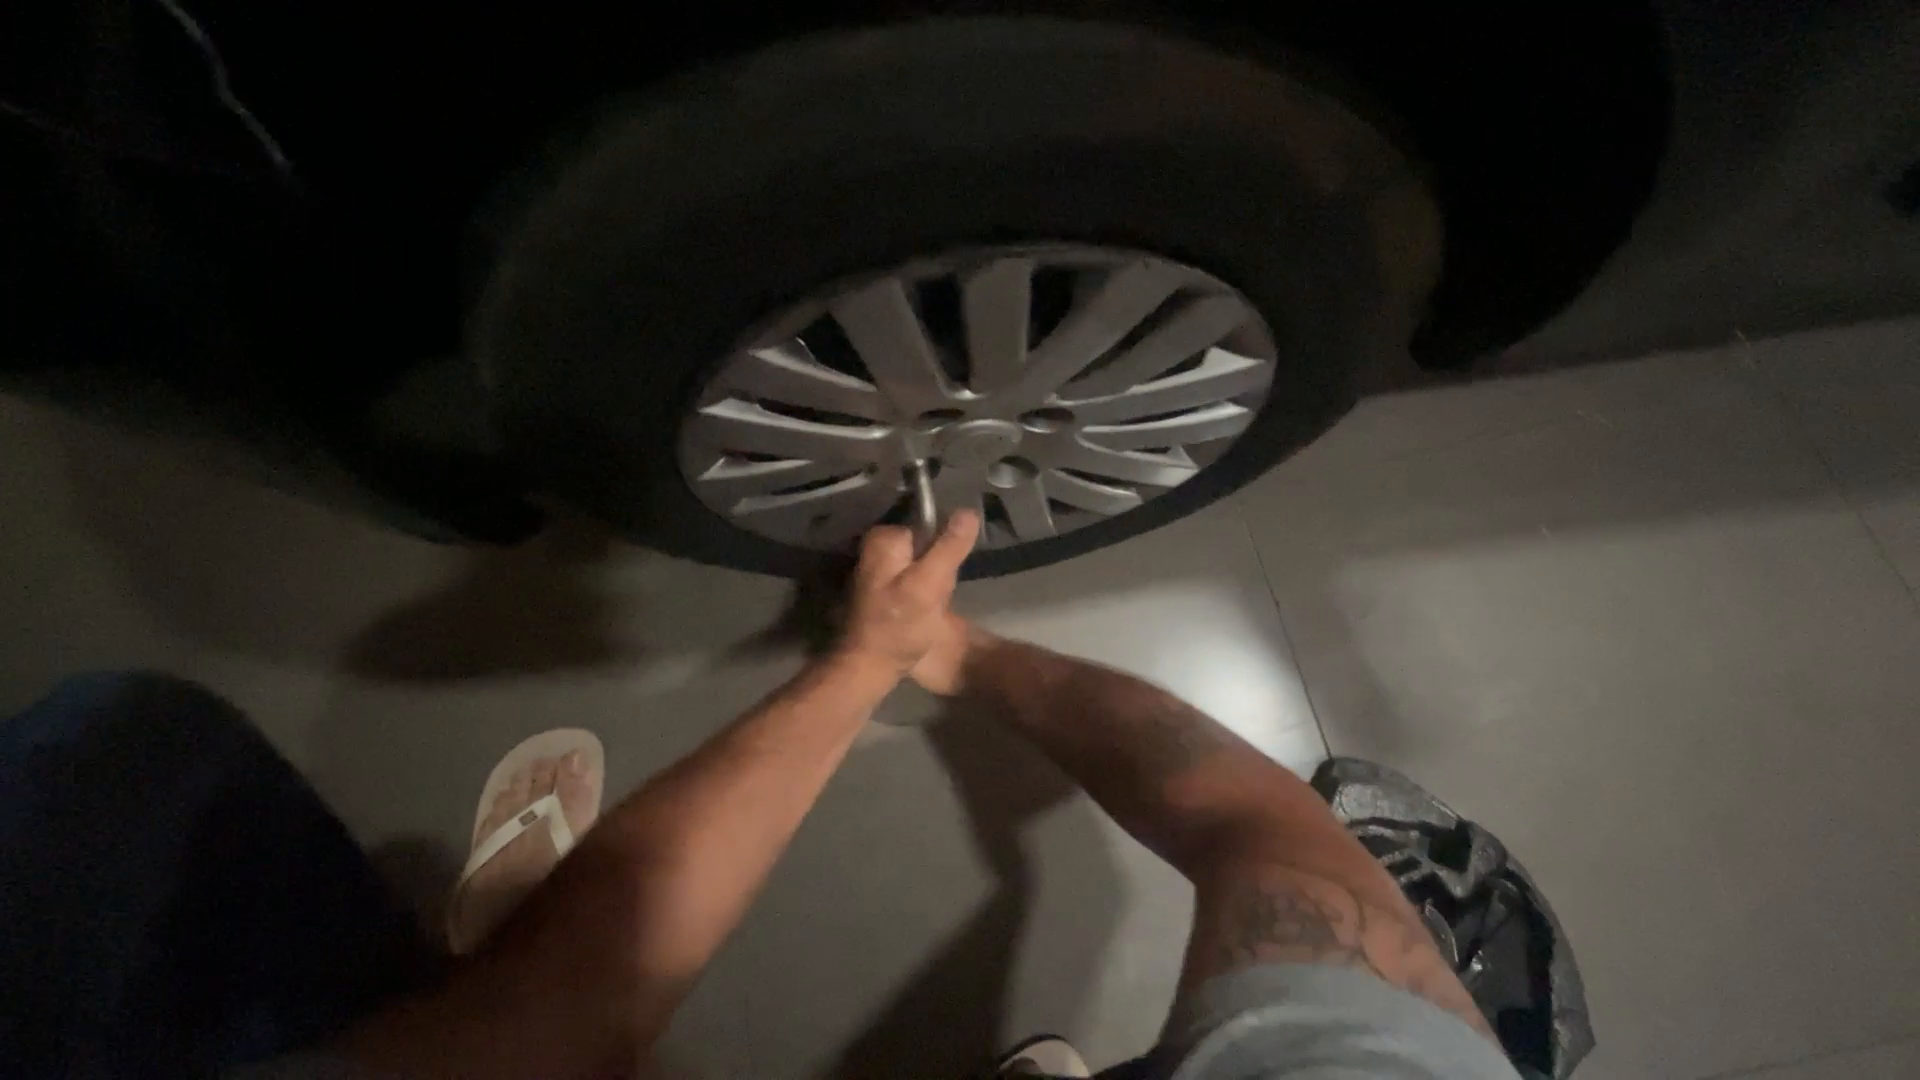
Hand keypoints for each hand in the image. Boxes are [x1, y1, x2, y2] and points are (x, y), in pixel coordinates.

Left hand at [837, 509, 980, 681]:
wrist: (869, 667)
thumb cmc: (899, 626)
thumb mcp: (931, 584)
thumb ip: (949, 546)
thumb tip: (969, 510)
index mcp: (883, 539)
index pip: (928, 525)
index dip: (944, 547)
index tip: (946, 573)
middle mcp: (874, 548)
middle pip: (926, 546)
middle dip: (938, 568)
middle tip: (938, 595)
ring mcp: (876, 571)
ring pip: (922, 566)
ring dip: (933, 585)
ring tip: (931, 608)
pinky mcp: (880, 591)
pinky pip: (913, 583)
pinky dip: (921, 596)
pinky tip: (920, 615)